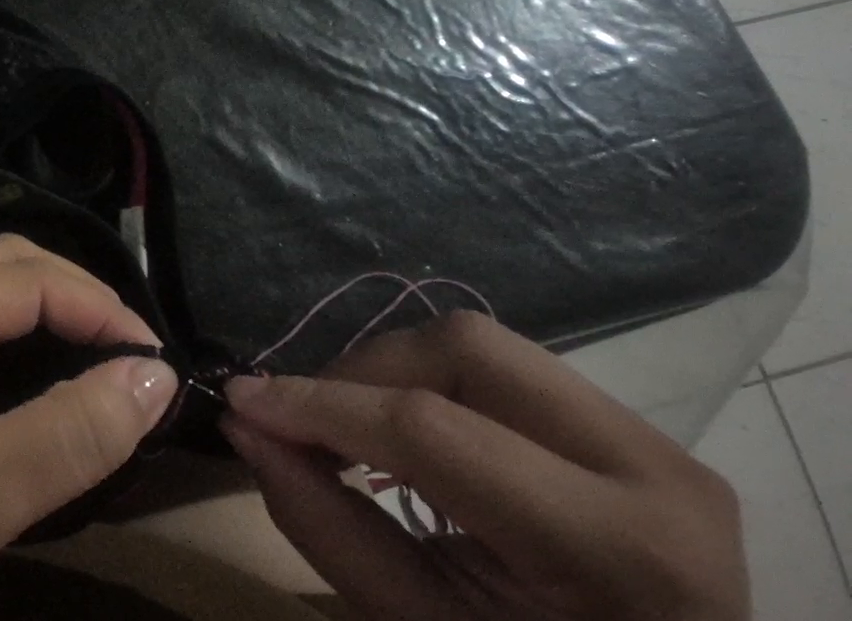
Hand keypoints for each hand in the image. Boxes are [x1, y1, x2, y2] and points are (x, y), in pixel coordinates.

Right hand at [220, 310, 748, 620]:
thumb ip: (327, 526)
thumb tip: (245, 426)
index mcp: (616, 549)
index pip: (431, 430)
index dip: (320, 406)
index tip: (238, 401)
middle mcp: (651, 466)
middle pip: (463, 349)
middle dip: (359, 373)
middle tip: (306, 428)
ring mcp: (653, 439)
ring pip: (479, 343)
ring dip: (390, 373)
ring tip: (353, 432)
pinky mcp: (631, 427)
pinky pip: (502, 368)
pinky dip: (427, 384)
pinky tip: (408, 439)